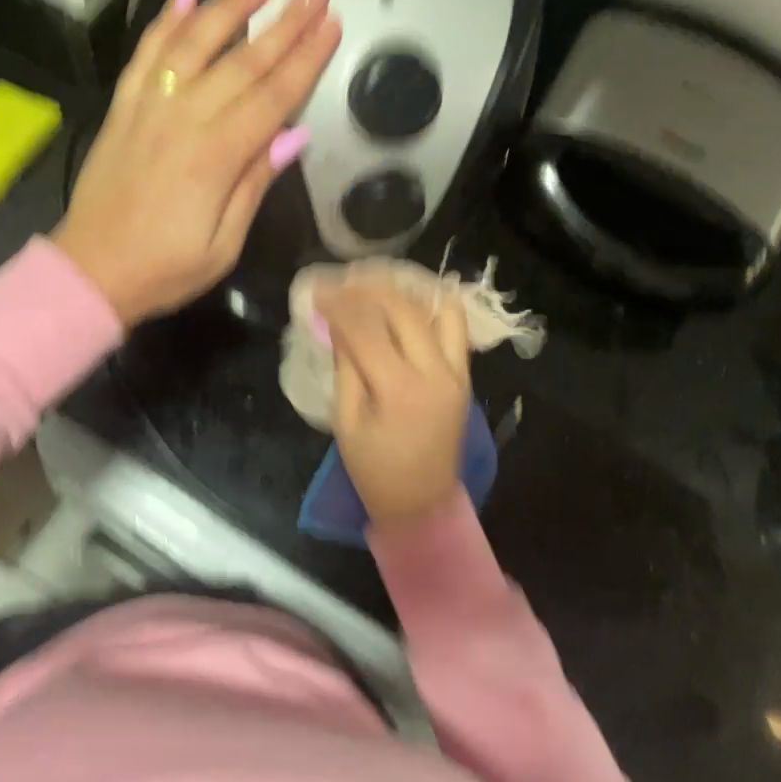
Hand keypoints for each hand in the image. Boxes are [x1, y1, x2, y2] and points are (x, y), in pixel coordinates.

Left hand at [53, 0, 343, 324]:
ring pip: (198, 39)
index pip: (274, 95)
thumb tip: (294, 134)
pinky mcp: (124, 107)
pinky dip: (169, 16)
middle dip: (289, 15)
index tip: (334, 20)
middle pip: (245, 58)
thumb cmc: (163, 270)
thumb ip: (255, 185)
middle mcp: (183, 118)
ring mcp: (149, 106)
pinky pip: (148, 51)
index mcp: (216, 157)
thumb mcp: (223, 246)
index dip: (308, 57)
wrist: (90, 273)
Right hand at [318, 283, 471, 526]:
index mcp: (398, 390)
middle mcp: (433, 372)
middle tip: (340, 281)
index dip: (337, 304)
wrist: (421, 501)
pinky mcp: (464, 374)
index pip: (364, 329)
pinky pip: (456, 327)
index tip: (316, 291)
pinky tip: (411, 296)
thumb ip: (345, 367)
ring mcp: (455, 371)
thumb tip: (335, 322)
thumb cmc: (374, 469)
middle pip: (400, 309)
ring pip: (433, 309)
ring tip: (373, 281)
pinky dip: (436, 305)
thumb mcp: (347, 421)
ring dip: (402, 289)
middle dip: (366, 288)